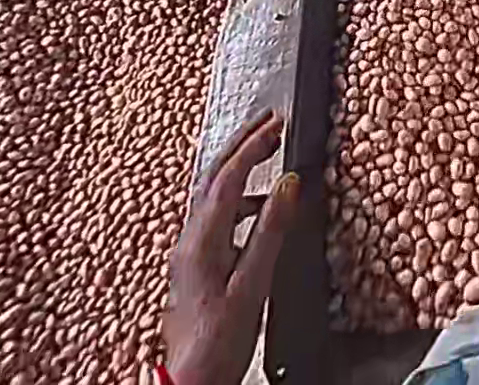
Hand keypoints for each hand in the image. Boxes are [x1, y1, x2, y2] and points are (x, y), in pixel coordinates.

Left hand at [163, 112, 299, 384]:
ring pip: (214, 189)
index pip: (229, 176)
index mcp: (203, 238)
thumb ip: (271, 230)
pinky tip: (260, 203)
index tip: (279, 124)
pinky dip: (240, 192)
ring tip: (269, 148)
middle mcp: (191, 236)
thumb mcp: (253, 284)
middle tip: (271, 120)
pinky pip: (218, 210)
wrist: (189, 383)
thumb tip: (289, 183)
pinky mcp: (196, 258)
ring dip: (241, 162)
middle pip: (215, 174)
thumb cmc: (219, 341)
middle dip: (243, 141)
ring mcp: (191, 247)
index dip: (255, 145)